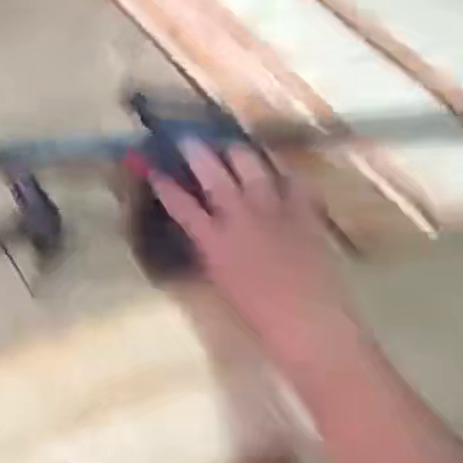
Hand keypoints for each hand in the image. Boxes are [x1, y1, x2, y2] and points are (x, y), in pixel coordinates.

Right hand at [150, 144, 366, 362]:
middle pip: (214, 176)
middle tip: (188, 139)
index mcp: (212, 240)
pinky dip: (285, 172)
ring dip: (238, 154)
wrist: (308, 322)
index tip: (153, 169)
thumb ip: (209, 249)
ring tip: (231, 146)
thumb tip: (204, 231)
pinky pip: (295, 183)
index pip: (180, 204)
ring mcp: (274, 212)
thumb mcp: (218, 279)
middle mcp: (239, 218)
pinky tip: (280, 167)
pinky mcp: (305, 214)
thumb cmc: (255, 312)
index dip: (164, 184)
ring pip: (252, 169)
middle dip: (197, 154)